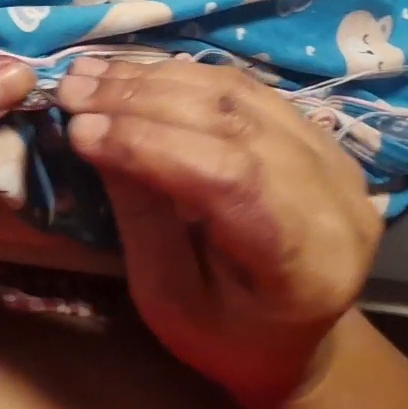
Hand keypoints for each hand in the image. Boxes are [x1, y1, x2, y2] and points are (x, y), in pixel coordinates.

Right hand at [55, 58, 382, 408]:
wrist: (293, 334)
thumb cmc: (226, 337)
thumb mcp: (169, 300)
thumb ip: (142, 217)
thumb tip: (94, 131)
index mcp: (310, 262)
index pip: (231, 178)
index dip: (151, 144)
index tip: (80, 129)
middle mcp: (335, 196)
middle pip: (234, 122)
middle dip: (142, 101)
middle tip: (72, 89)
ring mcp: (333, 154)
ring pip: (236, 92)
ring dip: (153, 78)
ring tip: (89, 74)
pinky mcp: (314, 131)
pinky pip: (241, 86)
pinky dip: (178, 74)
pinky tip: (130, 71)